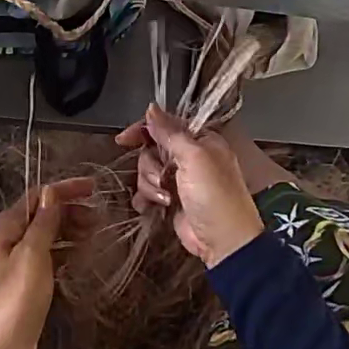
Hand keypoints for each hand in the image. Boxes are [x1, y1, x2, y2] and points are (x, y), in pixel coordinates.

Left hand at [0, 177, 93, 348]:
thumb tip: (52, 192)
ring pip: (46, 234)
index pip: (37, 196)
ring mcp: (16, 259)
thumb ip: (42, 223)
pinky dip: (65, 249)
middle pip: (41, 213)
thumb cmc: (14, 299)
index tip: (94, 188)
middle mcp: (8, 238)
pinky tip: (82, 253)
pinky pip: (48, 254)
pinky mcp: (25, 279)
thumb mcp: (31, 256)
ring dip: (69, 228)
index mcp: (5, 227)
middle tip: (99, 216)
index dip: (64, 190)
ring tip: (95, 232)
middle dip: (70, 210)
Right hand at [116, 105, 264, 267]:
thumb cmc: (214, 196)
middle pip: (151, 149)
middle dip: (150, 165)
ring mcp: (179, 179)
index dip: (144, 130)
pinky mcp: (170, 199)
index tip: (125, 139)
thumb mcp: (194, 157)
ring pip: (146, 171)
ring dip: (150, 185)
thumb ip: (170, 132)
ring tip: (165, 198)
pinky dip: (146, 198)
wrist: (223, 241)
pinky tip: (153, 207)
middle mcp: (189, 157)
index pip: (165, 125)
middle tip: (161, 178)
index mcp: (200, 141)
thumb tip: (151, 107)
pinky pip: (146, 191)